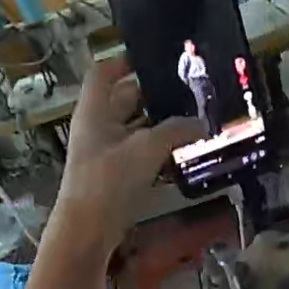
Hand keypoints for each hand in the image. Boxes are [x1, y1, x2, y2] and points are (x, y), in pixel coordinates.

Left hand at [51, 61, 199, 258]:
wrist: (88, 231)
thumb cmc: (109, 180)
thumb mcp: (146, 148)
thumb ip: (176, 130)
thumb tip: (201, 123)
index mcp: (95, 111)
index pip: (104, 73)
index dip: (125, 60)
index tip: (153, 58)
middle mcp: (97, 128)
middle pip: (125, 100)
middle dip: (155, 95)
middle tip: (188, 92)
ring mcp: (105, 154)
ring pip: (135, 130)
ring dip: (161, 127)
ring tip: (195, 121)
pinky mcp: (115, 178)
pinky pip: (139, 156)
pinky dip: (159, 153)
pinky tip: (184, 155)